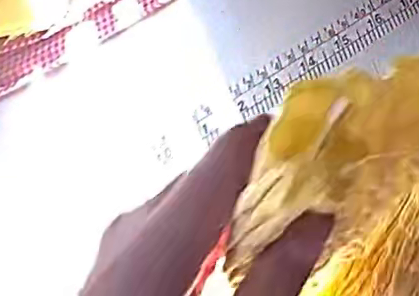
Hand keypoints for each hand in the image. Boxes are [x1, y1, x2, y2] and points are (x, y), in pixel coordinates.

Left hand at [81, 118, 329, 295]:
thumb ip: (276, 280)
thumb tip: (320, 216)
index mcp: (160, 240)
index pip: (225, 152)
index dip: (274, 137)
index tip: (314, 145)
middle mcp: (130, 232)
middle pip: (205, 174)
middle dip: (255, 179)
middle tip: (299, 200)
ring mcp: (107, 256)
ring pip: (180, 201)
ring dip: (225, 209)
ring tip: (259, 239)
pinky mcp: (99, 278)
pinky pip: (157, 229)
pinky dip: (195, 233)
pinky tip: (210, 272)